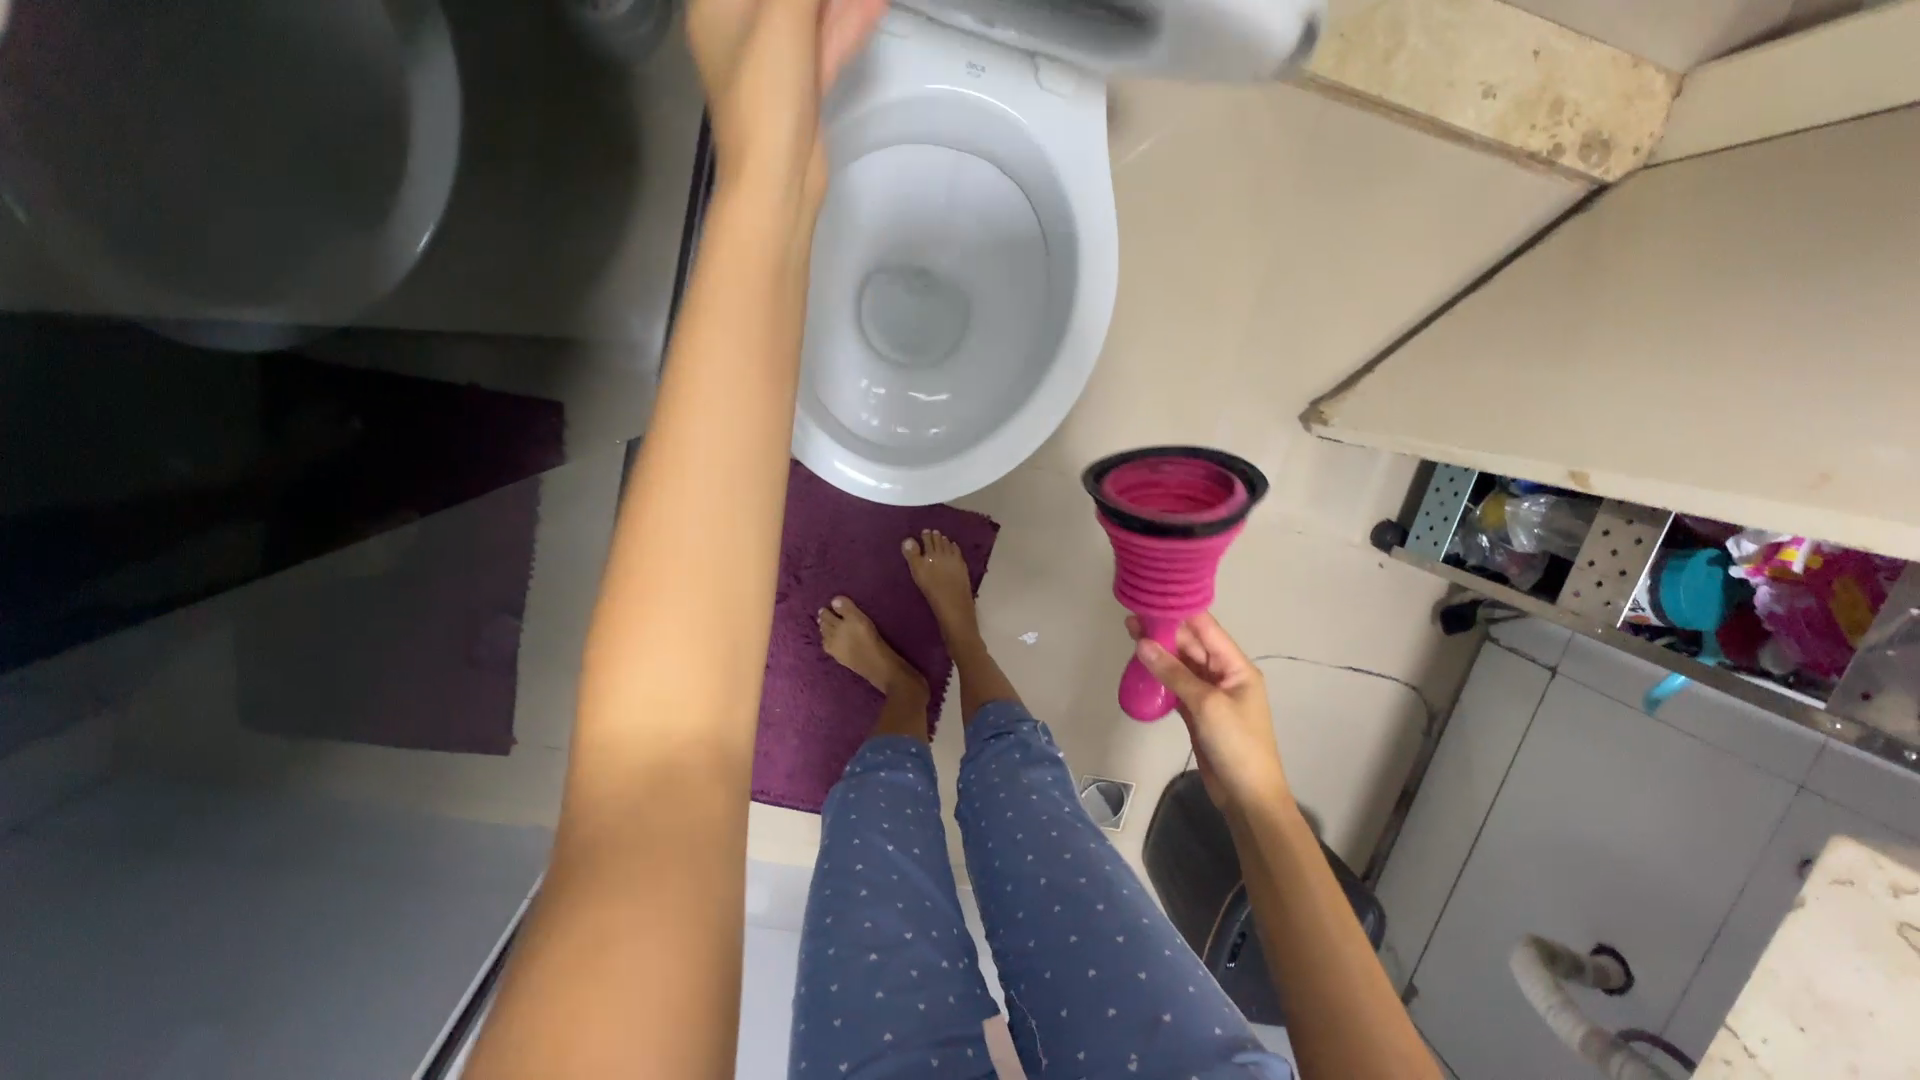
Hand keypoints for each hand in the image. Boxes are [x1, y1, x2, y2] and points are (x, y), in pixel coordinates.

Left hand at [687, 0, 889, 207]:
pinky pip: (824, 42)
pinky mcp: (800, 89)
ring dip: (837, 0)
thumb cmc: (766, 96)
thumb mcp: (783, 19)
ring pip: (808, 13)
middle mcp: (740, 27)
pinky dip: (848, 22)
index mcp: (716, 5)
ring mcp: (773, 61)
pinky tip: (875, 3)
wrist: (776, 183)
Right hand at [1127, 613, 1290, 816]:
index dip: (1181, 612)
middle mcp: (1224, 675)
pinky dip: (1160, 676)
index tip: (1153, 598)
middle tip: (1131, 618)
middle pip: (1192, 645)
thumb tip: (1142, 643)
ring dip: (1159, 652)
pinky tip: (1140, 667)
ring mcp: (1210, 694)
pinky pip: (1176, 686)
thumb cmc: (1236, 744)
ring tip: (1130, 635)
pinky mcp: (1197, 712)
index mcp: (1237, 667)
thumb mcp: (1206, 704)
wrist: (1247, 795)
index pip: (1207, 629)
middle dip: (1164, 631)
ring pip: (1181, 665)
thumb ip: (1173, 672)